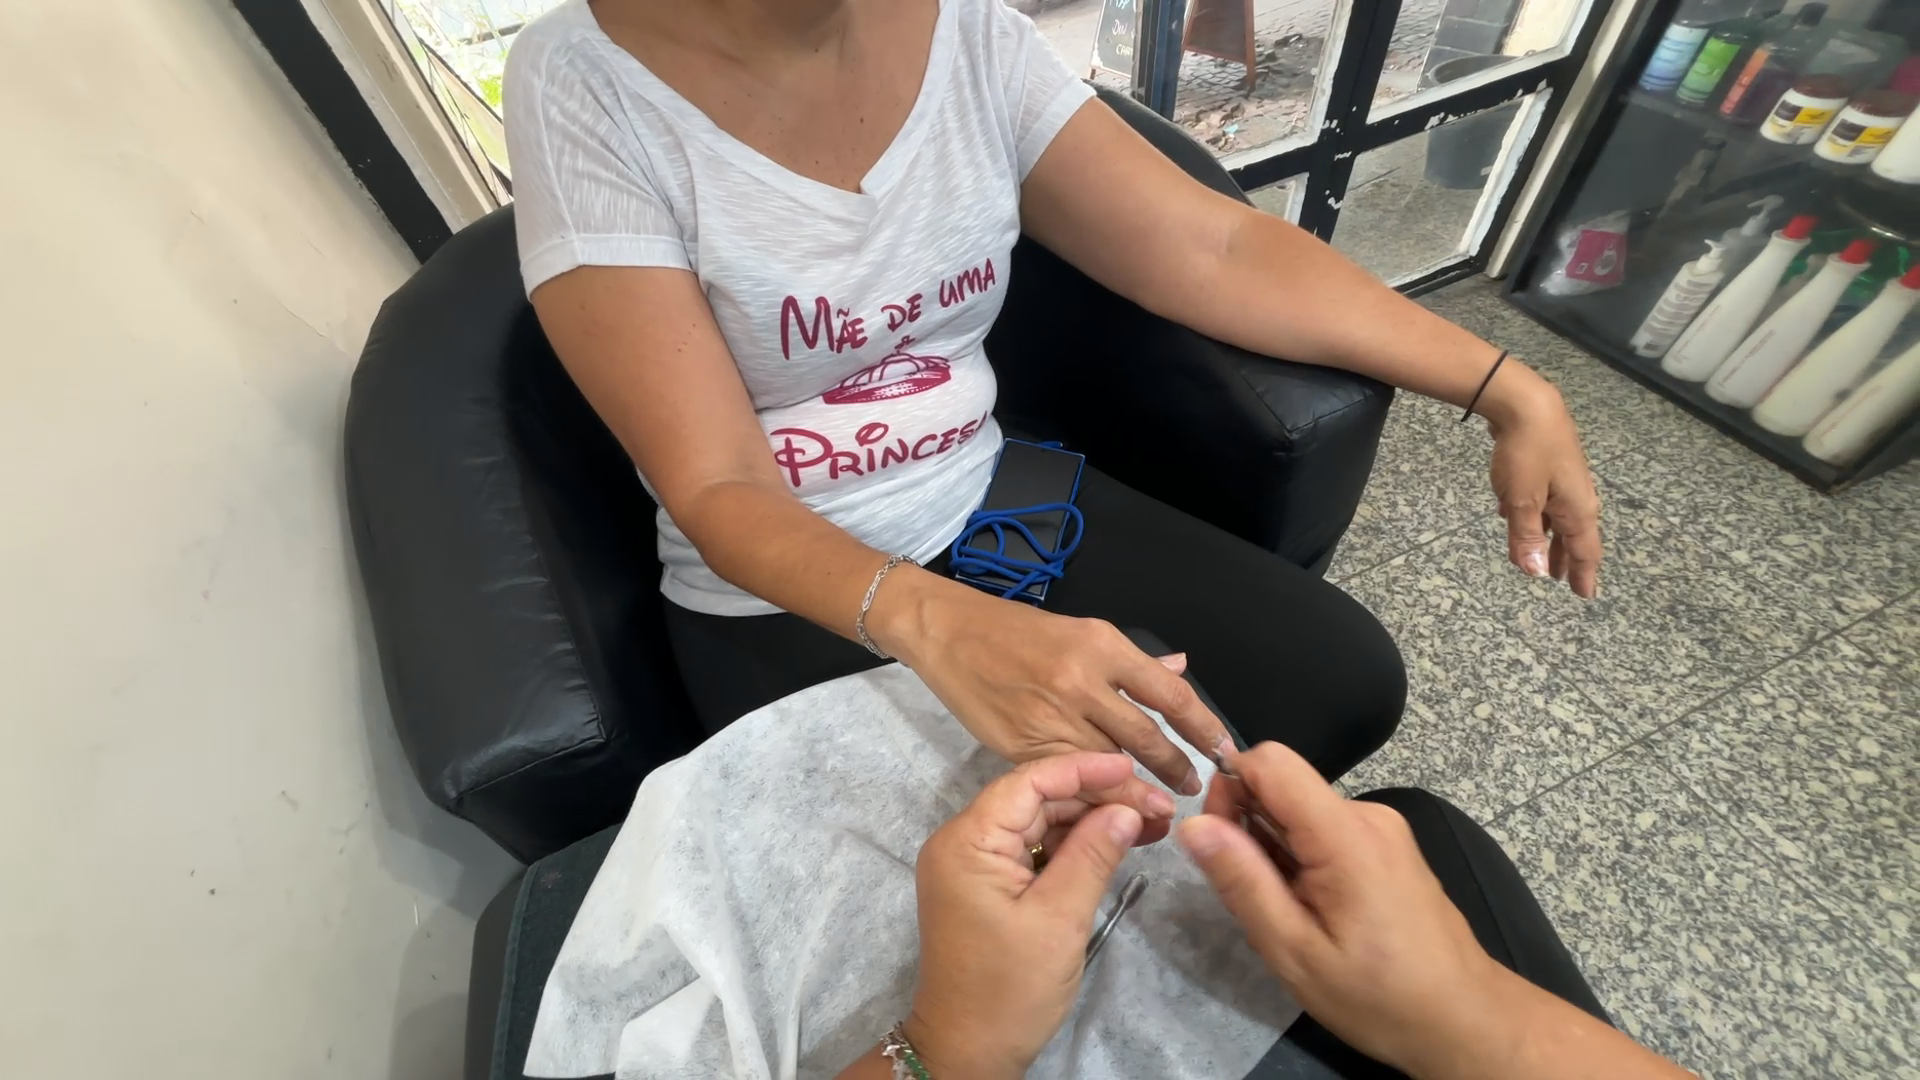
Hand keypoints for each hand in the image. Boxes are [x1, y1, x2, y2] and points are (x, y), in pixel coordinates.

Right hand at [870, 569, 1227, 795]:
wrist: (951, 633)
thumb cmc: (1015, 629)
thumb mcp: (1079, 631)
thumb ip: (1131, 660)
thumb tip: (1180, 669)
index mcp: (1101, 646)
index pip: (1169, 694)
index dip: (1203, 728)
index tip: (1222, 749)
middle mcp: (1082, 682)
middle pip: (1147, 738)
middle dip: (1177, 768)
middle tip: (1192, 786)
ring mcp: (1051, 717)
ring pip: (1110, 765)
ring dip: (1140, 788)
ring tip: (1159, 802)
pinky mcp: (1023, 746)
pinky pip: (1070, 778)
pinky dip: (1094, 793)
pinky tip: (1109, 801)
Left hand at [905, 753, 1168, 1079]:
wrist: (967, 1052)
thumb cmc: (1009, 990)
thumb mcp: (1059, 920)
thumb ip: (1093, 855)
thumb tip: (1127, 809)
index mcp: (968, 839)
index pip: (1030, 781)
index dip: (1083, 769)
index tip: (1131, 767)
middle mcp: (964, 838)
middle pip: (1037, 799)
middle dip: (1097, 798)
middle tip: (1156, 805)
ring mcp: (974, 859)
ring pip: (1040, 821)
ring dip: (1091, 820)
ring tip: (1150, 821)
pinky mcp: (987, 879)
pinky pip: (1033, 847)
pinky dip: (1073, 844)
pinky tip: (1116, 841)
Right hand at [1176, 742, 1510, 1078]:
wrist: (1472, 1026)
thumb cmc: (1382, 998)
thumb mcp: (1295, 951)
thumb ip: (1242, 881)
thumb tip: (1193, 824)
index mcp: (1345, 834)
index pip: (1270, 761)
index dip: (1231, 786)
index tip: (1221, 840)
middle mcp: (1365, 814)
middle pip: (1279, 782)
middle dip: (1246, 822)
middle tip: (1249, 888)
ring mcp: (1379, 826)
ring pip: (1295, 806)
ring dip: (1271, 843)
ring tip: (1282, 904)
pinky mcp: (1384, 841)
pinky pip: (1319, 824)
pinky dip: (1297, 852)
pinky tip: (1307, 902)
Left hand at [1479, 366, 1602, 598]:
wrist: (1527, 407)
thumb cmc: (1526, 455)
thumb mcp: (1521, 501)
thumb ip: (1525, 537)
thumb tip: (1536, 574)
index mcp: (1576, 510)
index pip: (1584, 551)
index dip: (1582, 575)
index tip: (1584, 596)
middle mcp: (1576, 498)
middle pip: (1572, 538)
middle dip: (1566, 561)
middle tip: (1563, 583)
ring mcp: (1562, 482)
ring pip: (1555, 520)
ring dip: (1547, 540)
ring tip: (1540, 559)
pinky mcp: (1546, 470)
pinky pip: (1540, 502)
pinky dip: (1531, 516)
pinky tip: (1512, 519)